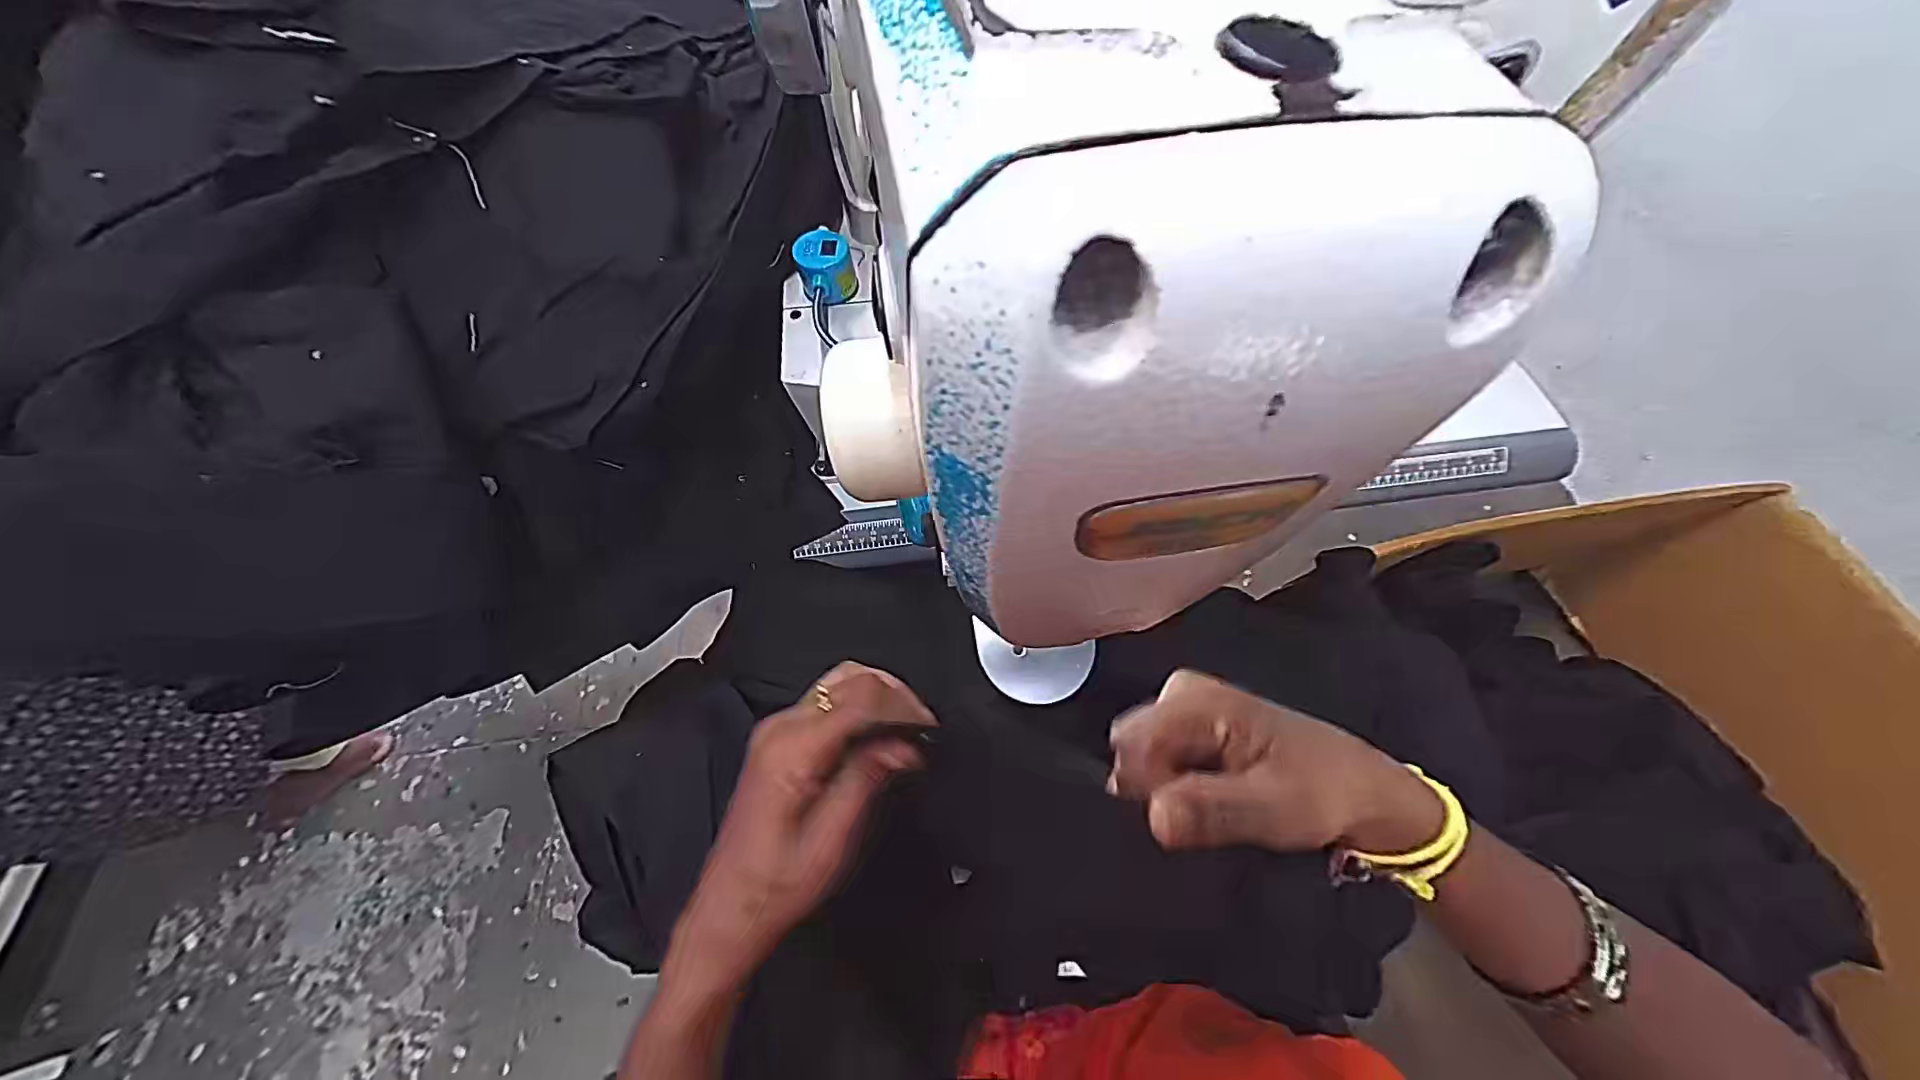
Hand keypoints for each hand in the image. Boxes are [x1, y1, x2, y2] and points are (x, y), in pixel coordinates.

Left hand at [667, 662, 935, 991]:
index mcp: (791, 750)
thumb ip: (868, 777)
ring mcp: (775, 731)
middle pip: (850, 679)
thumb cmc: (773, 884)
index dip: (902, 707)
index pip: (860, 699)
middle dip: (894, 695)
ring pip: (840, 682)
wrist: (732, 905)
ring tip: (906, 723)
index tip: (926, 726)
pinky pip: (828, 701)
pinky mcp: (779, 739)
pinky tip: (879, 729)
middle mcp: (779, 731)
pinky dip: (861, 705)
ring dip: (879, 695)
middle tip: (922, 724)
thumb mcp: (832, 838)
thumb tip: (903, 745)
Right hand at [1108, 670, 1442, 855]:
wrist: (1363, 792)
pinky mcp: (1188, 728)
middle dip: (1151, 788)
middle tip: (1198, 816)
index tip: (1179, 817)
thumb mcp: (1276, 808)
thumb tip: (1154, 817)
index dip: (1145, 787)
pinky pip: (1156, 759)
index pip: (1131, 742)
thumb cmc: (1326, 792)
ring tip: (1208, 811)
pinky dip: (1171, 786)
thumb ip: (1213, 809)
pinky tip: (1202, 802)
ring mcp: (1183, 709)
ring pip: (1140, 756)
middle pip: (1130, 747)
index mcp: (1199, 699)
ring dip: (1162, 790)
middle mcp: (1181, 693)